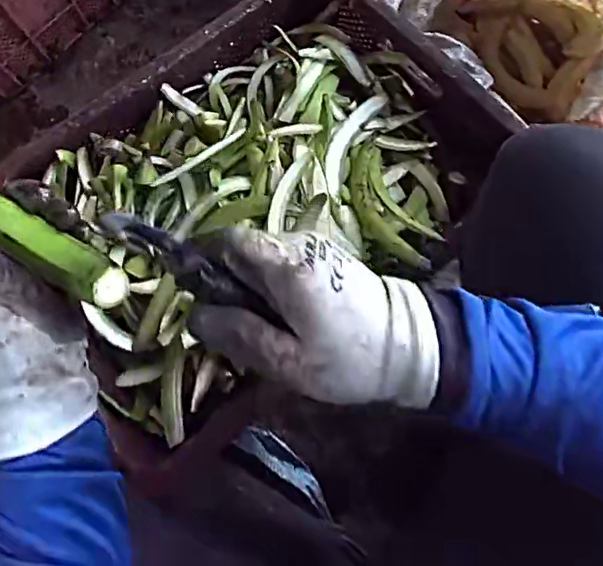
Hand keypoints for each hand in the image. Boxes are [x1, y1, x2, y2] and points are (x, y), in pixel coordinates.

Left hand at [0, 190, 96, 459]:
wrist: (40, 370)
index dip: (1, 189)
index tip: (15, 191)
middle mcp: (3, 249)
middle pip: (24, 205)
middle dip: (38, 201)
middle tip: (50, 208)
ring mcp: (36, 260)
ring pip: (51, 219)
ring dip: (61, 215)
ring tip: (69, 223)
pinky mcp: (65, 270)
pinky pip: (73, 239)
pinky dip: (78, 234)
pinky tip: (81, 235)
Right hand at [189, 228, 443, 408]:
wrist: (413, 345)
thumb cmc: (350, 360)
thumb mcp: (290, 362)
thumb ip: (240, 335)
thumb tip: (195, 316)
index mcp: (287, 265)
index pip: (228, 240)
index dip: (201, 257)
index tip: (189, 286)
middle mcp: (296, 243)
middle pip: (240, 247)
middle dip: (223, 278)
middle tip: (224, 321)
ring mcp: (310, 243)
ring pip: (258, 254)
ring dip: (245, 282)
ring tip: (255, 324)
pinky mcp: (320, 252)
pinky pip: (277, 259)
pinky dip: (266, 281)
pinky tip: (279, 315)